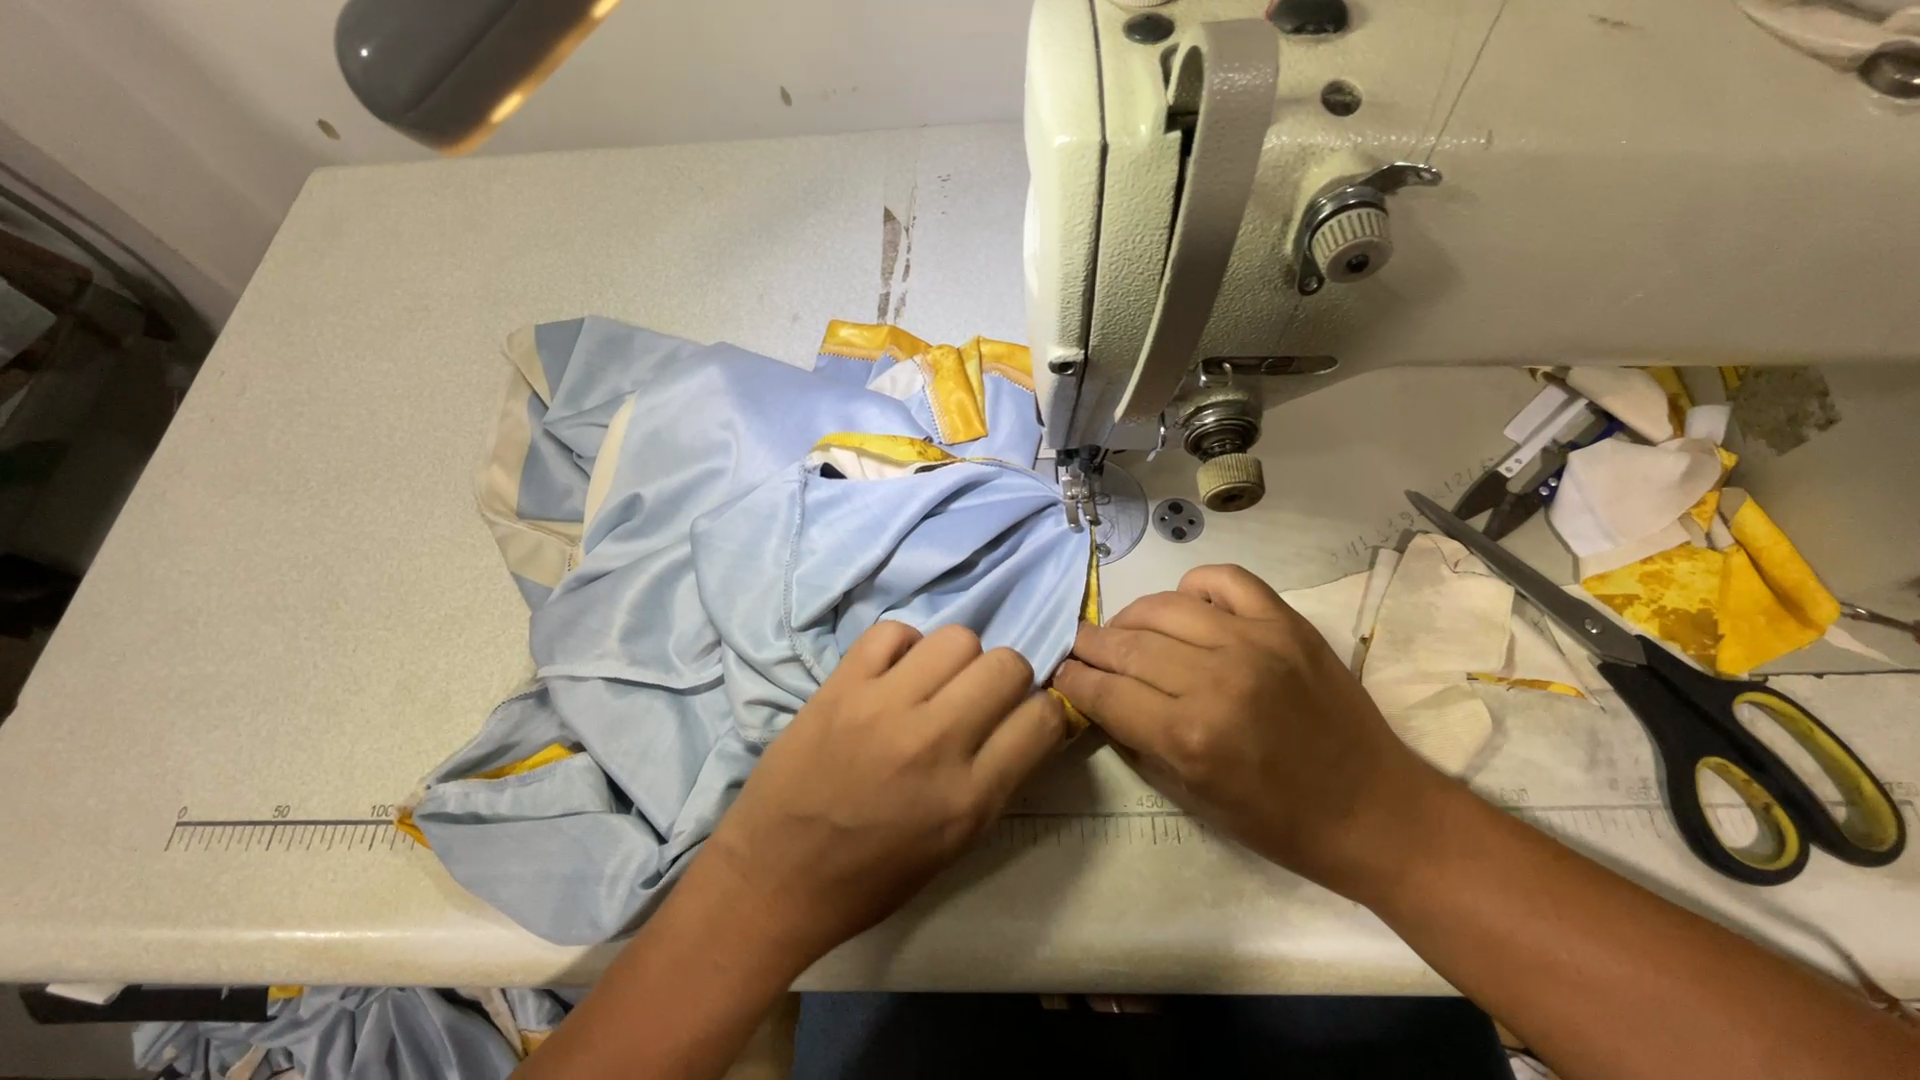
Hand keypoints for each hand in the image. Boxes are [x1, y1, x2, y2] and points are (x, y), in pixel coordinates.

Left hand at [696, 622, 1066, 963]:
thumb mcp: (955, 846)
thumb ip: (997, 781)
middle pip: (1007, 664)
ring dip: (957, 659)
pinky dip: (902, 646)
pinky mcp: (840, 687)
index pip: (1044, 717)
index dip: (1045, 710)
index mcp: (970, 797)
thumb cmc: (869, 879)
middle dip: (1007, 677)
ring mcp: (883, 707)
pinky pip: (892, 632)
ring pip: (958, 638)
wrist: (773, 880)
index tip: (1024, 716)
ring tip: (933, 684)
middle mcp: (935, 743)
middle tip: (978, 698)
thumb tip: (1027, 722)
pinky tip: (893, 674)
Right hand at [1054, 564, 1445, 894]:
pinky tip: (1185, 605)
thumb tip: (1099, 699)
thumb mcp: (1191, 797)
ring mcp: (1255, 643)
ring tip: (1125, 630)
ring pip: (1166, 607)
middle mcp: (1216, 679)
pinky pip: (1226, 581)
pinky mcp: (1287, 624)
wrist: (1373, 810)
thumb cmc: (1277, 821)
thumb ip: (1137, 742)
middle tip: (1080, 648)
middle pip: (1127, 644)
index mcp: (1189, 735)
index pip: (1105, 691)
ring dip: (1132, 617)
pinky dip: (1194, 586)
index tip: (1061, 675)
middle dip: (1091, 646)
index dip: (1073, 681)